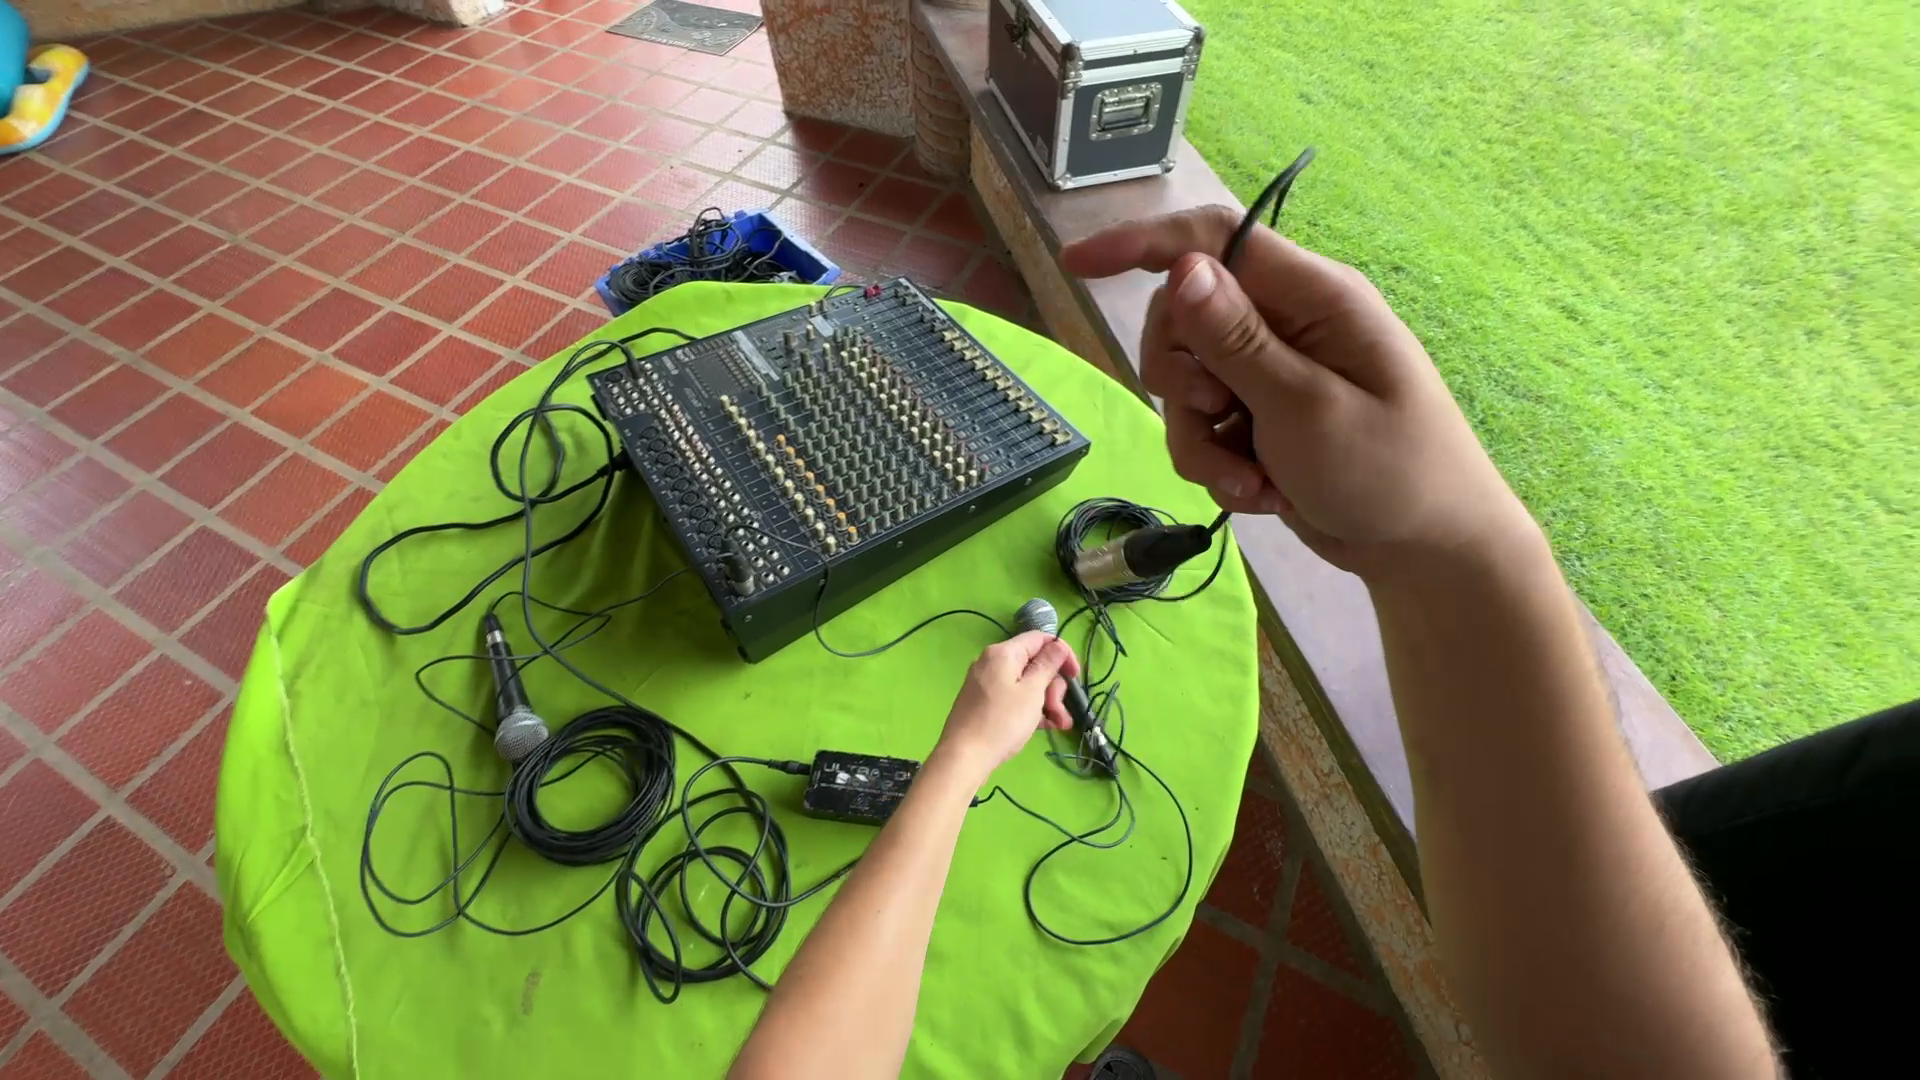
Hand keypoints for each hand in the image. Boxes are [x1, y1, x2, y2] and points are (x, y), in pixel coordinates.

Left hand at [934, 631, 1080, 776]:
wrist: (964, 757)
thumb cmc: (1002, 722)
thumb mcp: (1032, 692)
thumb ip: (1047, 665)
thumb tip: (1057, 645)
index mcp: (1003, 653)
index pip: (1039, 639)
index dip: (1062, 654)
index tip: (1075, 676)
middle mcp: (992, 662)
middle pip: (1034, 663)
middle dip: (1053, 685)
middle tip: (1059, 710)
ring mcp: (987, 683)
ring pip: (1026, 683)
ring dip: (1047, 701)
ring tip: (1060, 725)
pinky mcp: (985, 702)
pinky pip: (1014, 697)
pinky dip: (1031, 708)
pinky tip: (1047, 726)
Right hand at [1060, 207, 1537, 582]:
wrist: (1420, 548)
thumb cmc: (1388, 471)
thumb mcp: (1305, 406)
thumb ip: (1238, 340)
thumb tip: (1181, 270)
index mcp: (1309, 298)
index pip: (1211, 242)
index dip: (1141, 243)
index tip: (1076, 264)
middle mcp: (1281, 325)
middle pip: (1180, 320)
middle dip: (1179, 379)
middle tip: (1217, 416)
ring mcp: (1264, 374)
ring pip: (1181, 386)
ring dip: (1199, 440)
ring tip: (1249, 481)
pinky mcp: (1253, 418)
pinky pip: (1197, 428)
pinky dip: (1215, 464)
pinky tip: (1259, 491)